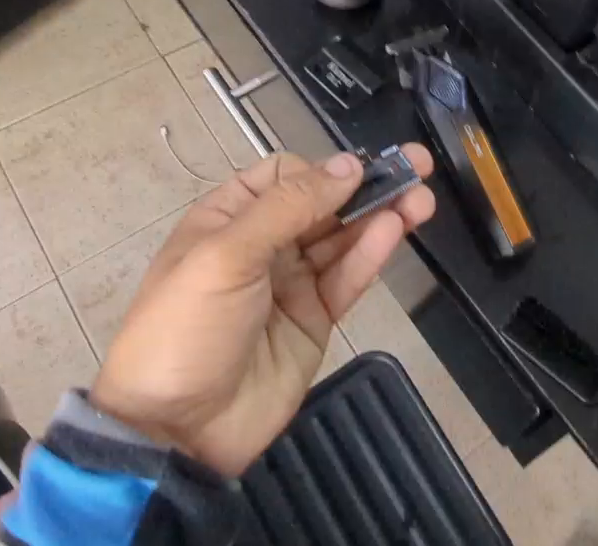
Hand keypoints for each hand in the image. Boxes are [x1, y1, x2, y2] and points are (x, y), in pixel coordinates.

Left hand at [89, 147, 435, 474]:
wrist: (176, 432)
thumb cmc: (186, 327)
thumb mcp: (225, 255)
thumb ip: (289, 206)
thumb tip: (348, 164)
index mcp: (230, 218)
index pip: (287, 176)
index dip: (323, 170)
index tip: (357, 172)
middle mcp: (264, 244)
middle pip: (325, 202)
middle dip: (369, 184)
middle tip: (417, 166)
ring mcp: (293, 282)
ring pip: (345, 237)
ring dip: (383, 214)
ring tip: (421, 200)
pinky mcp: (316, 318)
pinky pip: (348, 277)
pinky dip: (373, 253)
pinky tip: (397, 230)